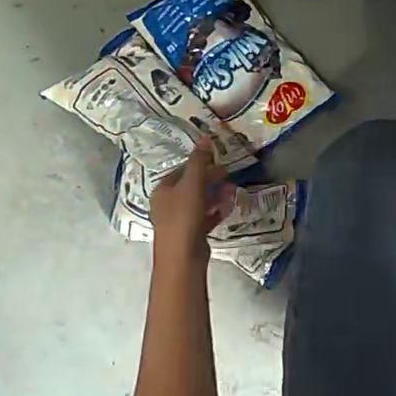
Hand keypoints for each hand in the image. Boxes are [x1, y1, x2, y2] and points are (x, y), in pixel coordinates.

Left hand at [149, 140, 235, 259]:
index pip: (181, 170)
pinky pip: (206, 218)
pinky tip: (229, 206)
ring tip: (232, 190)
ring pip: (200, 202)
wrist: (182, 257)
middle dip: (210, 179)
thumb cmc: (183, 216)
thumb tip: (205, 137)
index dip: (200, 163)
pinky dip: (217, 211)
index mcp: (162, 190)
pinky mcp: (191, 235)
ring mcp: (179, 221)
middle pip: (191, 186)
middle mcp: (167, 204)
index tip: (218, 159)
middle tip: (228, 174)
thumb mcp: (192, 184)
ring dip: (216, 194)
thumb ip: (199, 161)